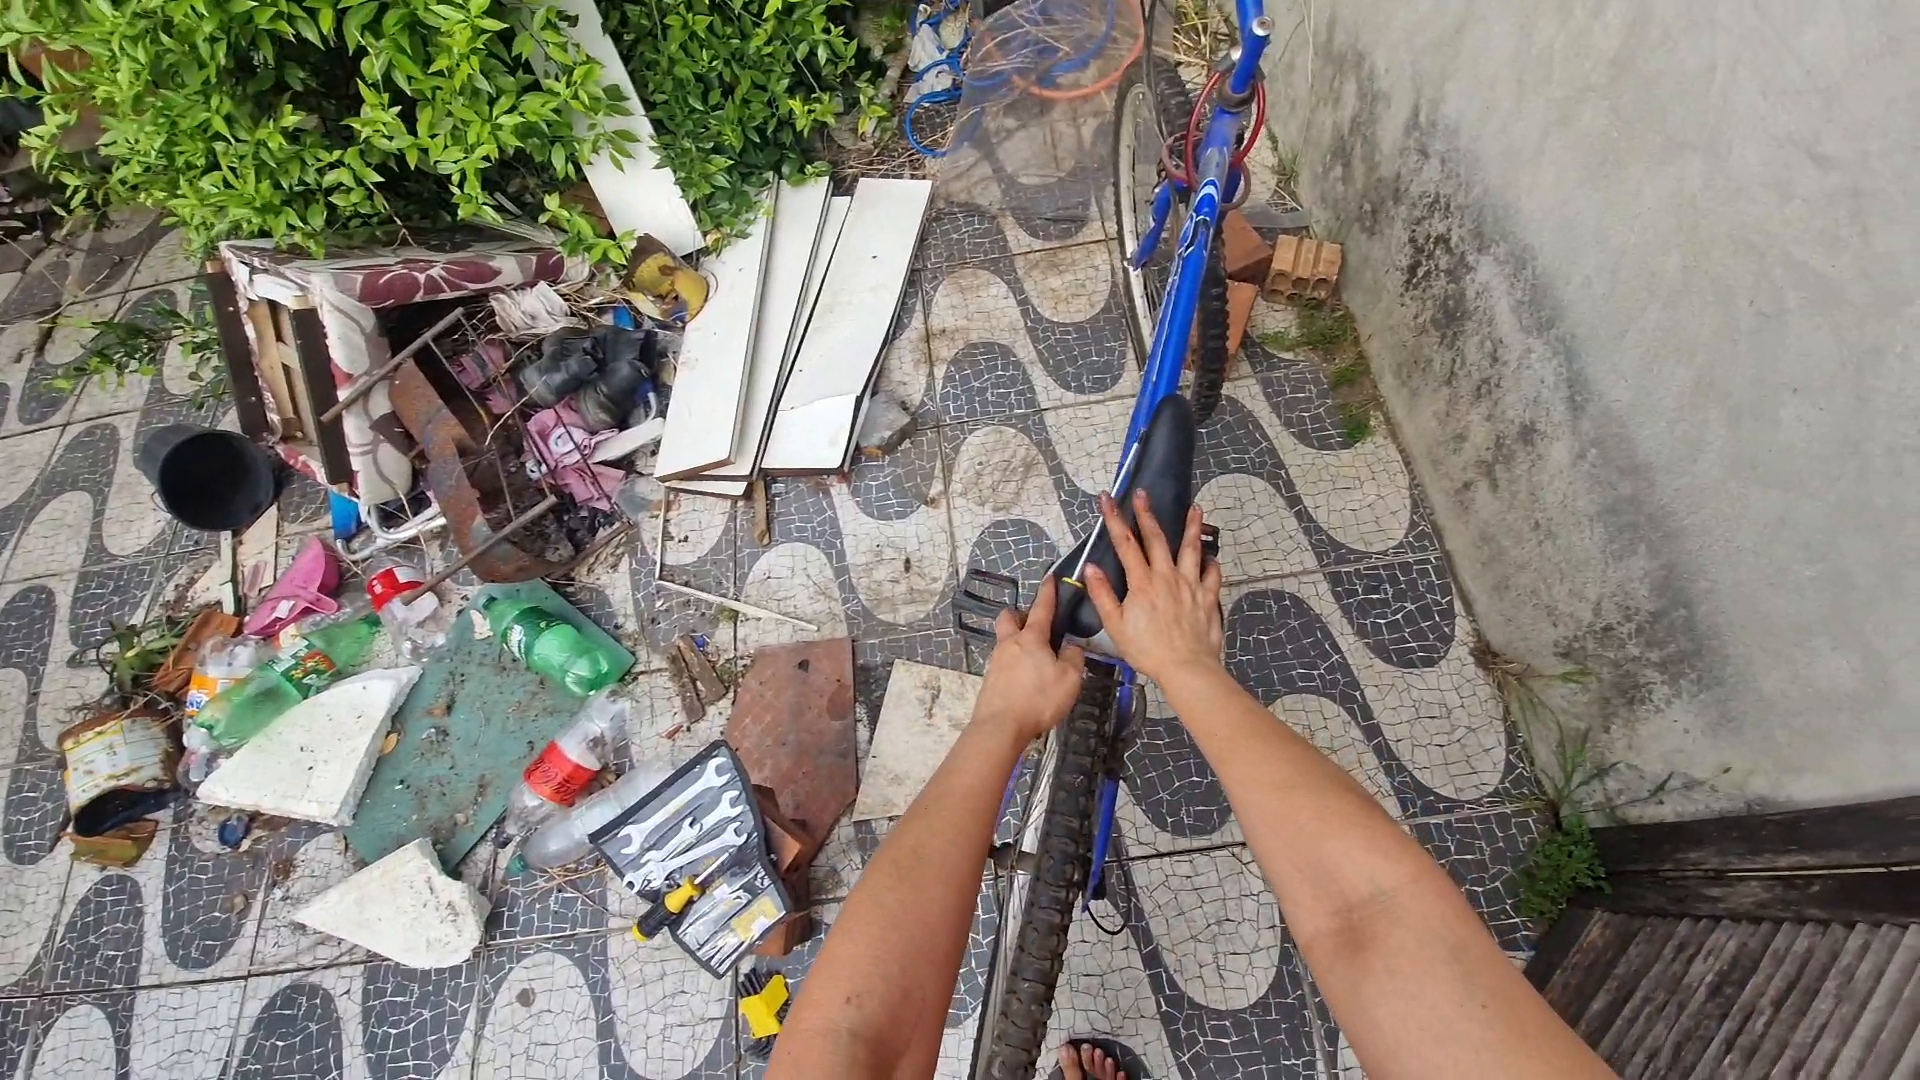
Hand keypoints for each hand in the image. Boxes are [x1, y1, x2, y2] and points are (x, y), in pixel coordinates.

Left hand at [973, 575, 1086, 741]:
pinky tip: (1026, 678)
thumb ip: (1073, 658)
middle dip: (1020, 615)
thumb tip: (1070, 647)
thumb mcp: (1069, 679)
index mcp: (1031, 638)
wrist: (1000, 726)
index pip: (1042, 608)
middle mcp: (1010, 644)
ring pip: (1005, 640)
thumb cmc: (1038, 699)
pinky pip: (1004, 662)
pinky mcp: (990, 680)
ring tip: (1036, 658)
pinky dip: (1015, 663)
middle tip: (1035, 624)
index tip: (1049, 578)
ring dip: (1018, 641)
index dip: (1047, 592)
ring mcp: (996, 661)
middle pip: (1009, 618)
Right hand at [1084, 490, 1224, 685]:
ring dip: (1192, 527)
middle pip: (1157, 538)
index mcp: (1142, 583)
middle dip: (1147, 513)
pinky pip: (1213, 575)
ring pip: (1191, 549)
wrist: (1186, 668)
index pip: (1125, 544)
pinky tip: (1211, 557)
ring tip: (1196, 507)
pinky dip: (1211, 563)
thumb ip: (1103, 595)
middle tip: (1142, 493)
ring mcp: (1191, 585)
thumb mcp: (1116, 625)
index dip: (1114, 519)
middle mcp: (1167, 577)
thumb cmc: (1146, 650)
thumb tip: (1091, 567)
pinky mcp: (1209, 597)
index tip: (1108, 499)